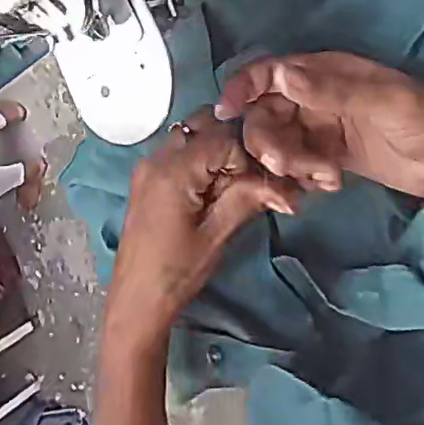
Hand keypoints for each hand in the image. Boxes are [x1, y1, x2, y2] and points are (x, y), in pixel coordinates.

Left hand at [107, 109, 298, 352]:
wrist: (136, 299)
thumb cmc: (176, 272)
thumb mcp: (217, 234)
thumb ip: (247, 198)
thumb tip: (287, 187)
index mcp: (173, 170)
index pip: (222, 137)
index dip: (245, 157)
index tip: (254, 185)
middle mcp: (156, 158)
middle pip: (204, 126)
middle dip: (232, 147)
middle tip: (246, 181)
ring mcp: (148, 166)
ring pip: (191, 135)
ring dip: (215, 151)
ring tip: (228, 187)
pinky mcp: (146, 177)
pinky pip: (178, 151)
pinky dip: (199, 159)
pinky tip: (209, 190)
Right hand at [216, 52, 423, 207]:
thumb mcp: (386, 104)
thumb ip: (333, 91)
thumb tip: (281, 74)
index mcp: (329, 71)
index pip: (272, 72)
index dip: (244, 87)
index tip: (225, 112)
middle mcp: (318, 96)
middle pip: (268, 112)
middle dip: (269, 140)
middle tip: (289, 167)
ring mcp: (323, 127)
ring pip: (280, 141)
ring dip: (288, 162)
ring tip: (323, 179)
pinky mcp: (330, 156)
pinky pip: (297, 163)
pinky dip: (300, 176)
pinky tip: (326, 186)